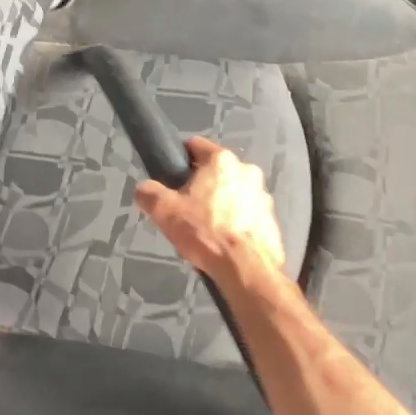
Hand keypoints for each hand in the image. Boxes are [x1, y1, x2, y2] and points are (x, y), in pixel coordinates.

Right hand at [135, 137, 285, 288]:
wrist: (246, 268)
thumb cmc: (205, 233)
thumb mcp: (165, 212)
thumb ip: (149, 193)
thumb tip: (144, 189)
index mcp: (222, 160)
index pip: (195, 145)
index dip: (179, 158)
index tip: (170, 177)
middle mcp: (247, 170)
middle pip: (215, 171)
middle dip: (201, 186)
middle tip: (185, 209)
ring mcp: (263, 194)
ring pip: (233, 192)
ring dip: (220, 204)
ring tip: (206, 229)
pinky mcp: (271, 218)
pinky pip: (247, 213)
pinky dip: (236, 221)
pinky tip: (224, 241)